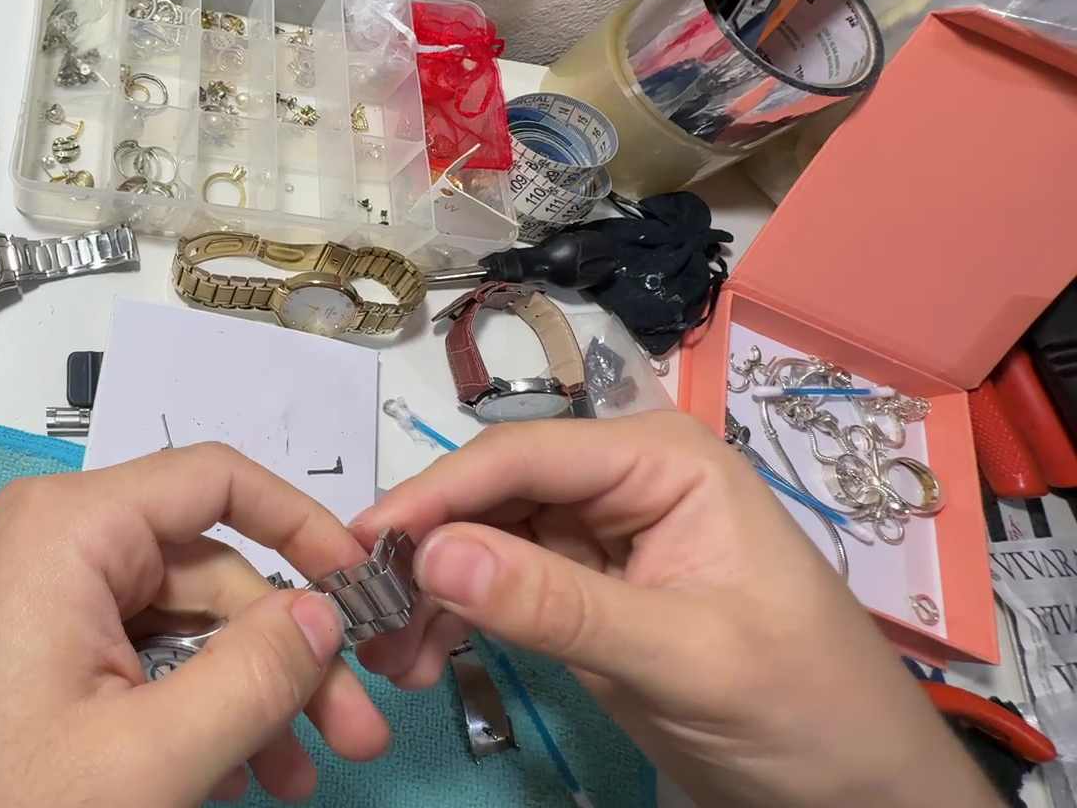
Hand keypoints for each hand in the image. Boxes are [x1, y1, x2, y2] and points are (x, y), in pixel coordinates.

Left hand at [0, 444, 390, 805]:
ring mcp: (51, 582)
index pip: (213, 479)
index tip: (359, 586)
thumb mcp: (142, 759)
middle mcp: (62, 533)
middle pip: (206, 566)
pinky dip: (190, 697)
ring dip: (245, 687)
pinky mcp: (43, 628)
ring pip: (180, 616)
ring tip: (295, 775)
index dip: (299, 522)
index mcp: (74, 525)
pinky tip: (231, 768)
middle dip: (283, 647)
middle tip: (353, 731)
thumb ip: (252, 679)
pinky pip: (140, 645)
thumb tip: (327, 611)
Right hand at [352, 411, 1002, 807]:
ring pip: (474, 538)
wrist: (865, 806)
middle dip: (424, 553)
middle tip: (365, 606)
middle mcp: (608, 477)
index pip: (518, 457)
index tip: (364, 541)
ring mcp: (585, 528)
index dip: (435, 494)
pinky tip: (421, 653)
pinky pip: (488, 581)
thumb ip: (555, 605)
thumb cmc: (809, 717)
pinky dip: (449, 616)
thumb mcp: (686, 661)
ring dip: (427, 592)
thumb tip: (430, 556)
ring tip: (389, 650)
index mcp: (653, 459)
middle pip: (485, 495)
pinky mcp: (567, 577)